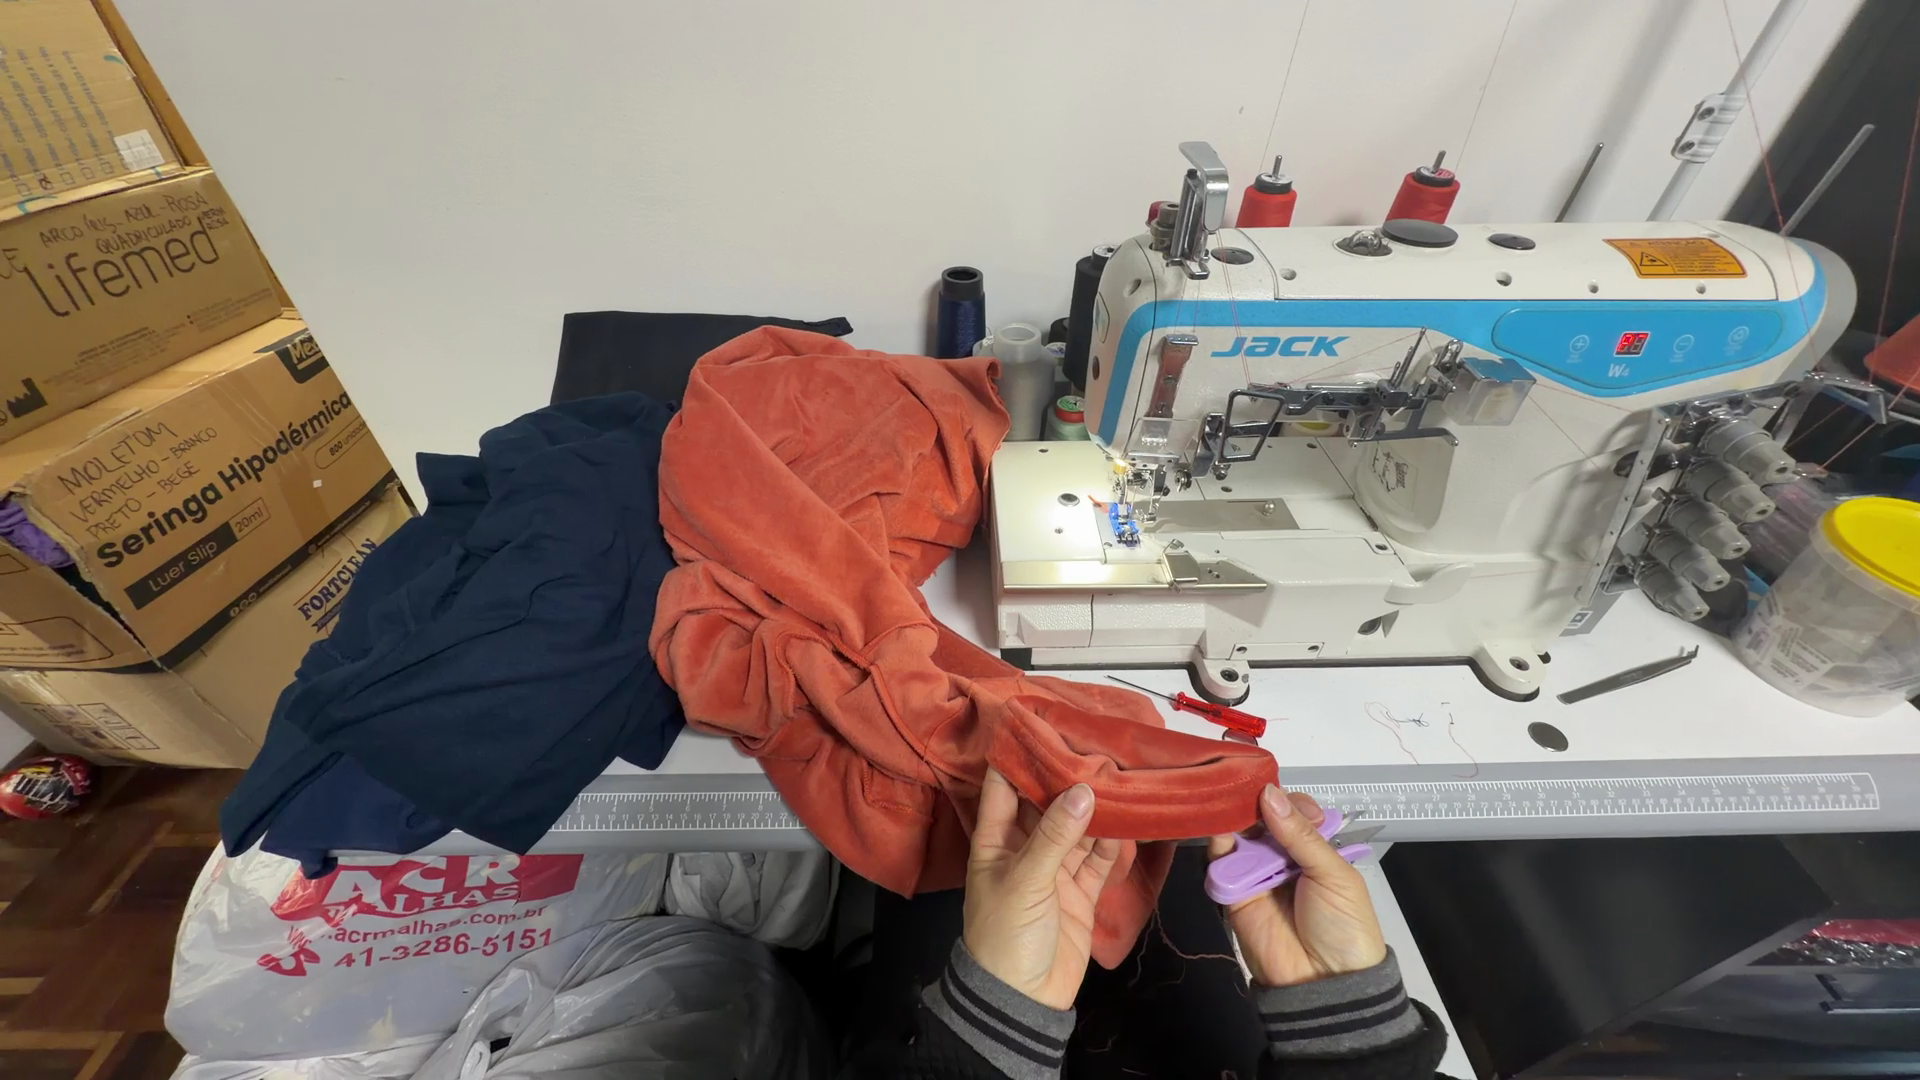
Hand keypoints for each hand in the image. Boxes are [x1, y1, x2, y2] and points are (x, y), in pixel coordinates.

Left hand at [963, 768, 1124, 1008]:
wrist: (1022, 1001)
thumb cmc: (1006, 934)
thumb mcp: (1025, 881)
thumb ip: (1055, 836)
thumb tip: (1083, 790)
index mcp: (996, 837)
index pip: (1004, 785)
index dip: (1019, 756)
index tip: (1042, 725)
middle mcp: (1025, 846)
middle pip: (1046, 802)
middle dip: (1068, 778)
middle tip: (1095, 748)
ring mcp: (1054, 868)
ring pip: (1076, 827)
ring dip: (1095, 808)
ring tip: (1119, 778)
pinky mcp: (1079, 891)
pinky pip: (1097, 858)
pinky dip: (1112, 843)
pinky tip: (1129, 822)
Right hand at [1209, 784, 1387, 987]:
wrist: (1325, 986)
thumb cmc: (1343, 926)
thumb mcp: (1334, 875)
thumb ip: (1301, 834)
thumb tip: (1268, 792)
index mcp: (1310, 846)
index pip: (1290, 809)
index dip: (1283, 798)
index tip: (1277, 793)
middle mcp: (1279, 851)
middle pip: (1258, 814)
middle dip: (1252, 800)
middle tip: (1242, 788)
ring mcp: (1253, 868)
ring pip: (1236, 830)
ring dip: (1231, 814)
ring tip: (1226, 800)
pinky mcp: (1230, 887)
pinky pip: (1219, 858)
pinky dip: (1216, 840)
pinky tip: (1217, 826)